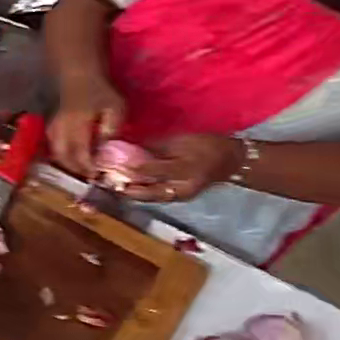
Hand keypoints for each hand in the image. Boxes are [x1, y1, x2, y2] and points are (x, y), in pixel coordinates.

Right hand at [49, 74, 126, 178]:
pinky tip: (69, 160)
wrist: (80, 77)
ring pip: (56, 154)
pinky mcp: (51, 129)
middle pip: (64, 157)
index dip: (87, 166)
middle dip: (76, 170)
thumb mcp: (115, 107)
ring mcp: (53, 129)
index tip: (96, 176)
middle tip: (88, 178)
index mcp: (77, 125)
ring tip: (79, 171)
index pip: (80, 152)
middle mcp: (61, 130)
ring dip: (67, 165)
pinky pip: (53, 148)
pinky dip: (61, 157)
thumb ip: (111, 128)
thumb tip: (106, 148)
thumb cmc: (100, 92)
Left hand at [124, 134, 246, 203]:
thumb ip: (156, 148)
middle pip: (148, 191)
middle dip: (127, 188)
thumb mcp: (182, 141)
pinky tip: (128, 190)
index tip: (114, 165)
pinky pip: (156, 198)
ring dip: (131, 194)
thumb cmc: (207, 145)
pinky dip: (141, 195)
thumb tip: (131, 150)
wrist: (231, 161)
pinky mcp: (178, 198)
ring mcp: (180, 195)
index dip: (132, 168)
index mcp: (185, 168)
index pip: (153, 171)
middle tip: (108, 184)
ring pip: (150, 197)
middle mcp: (181, 186)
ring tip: (113, 188)